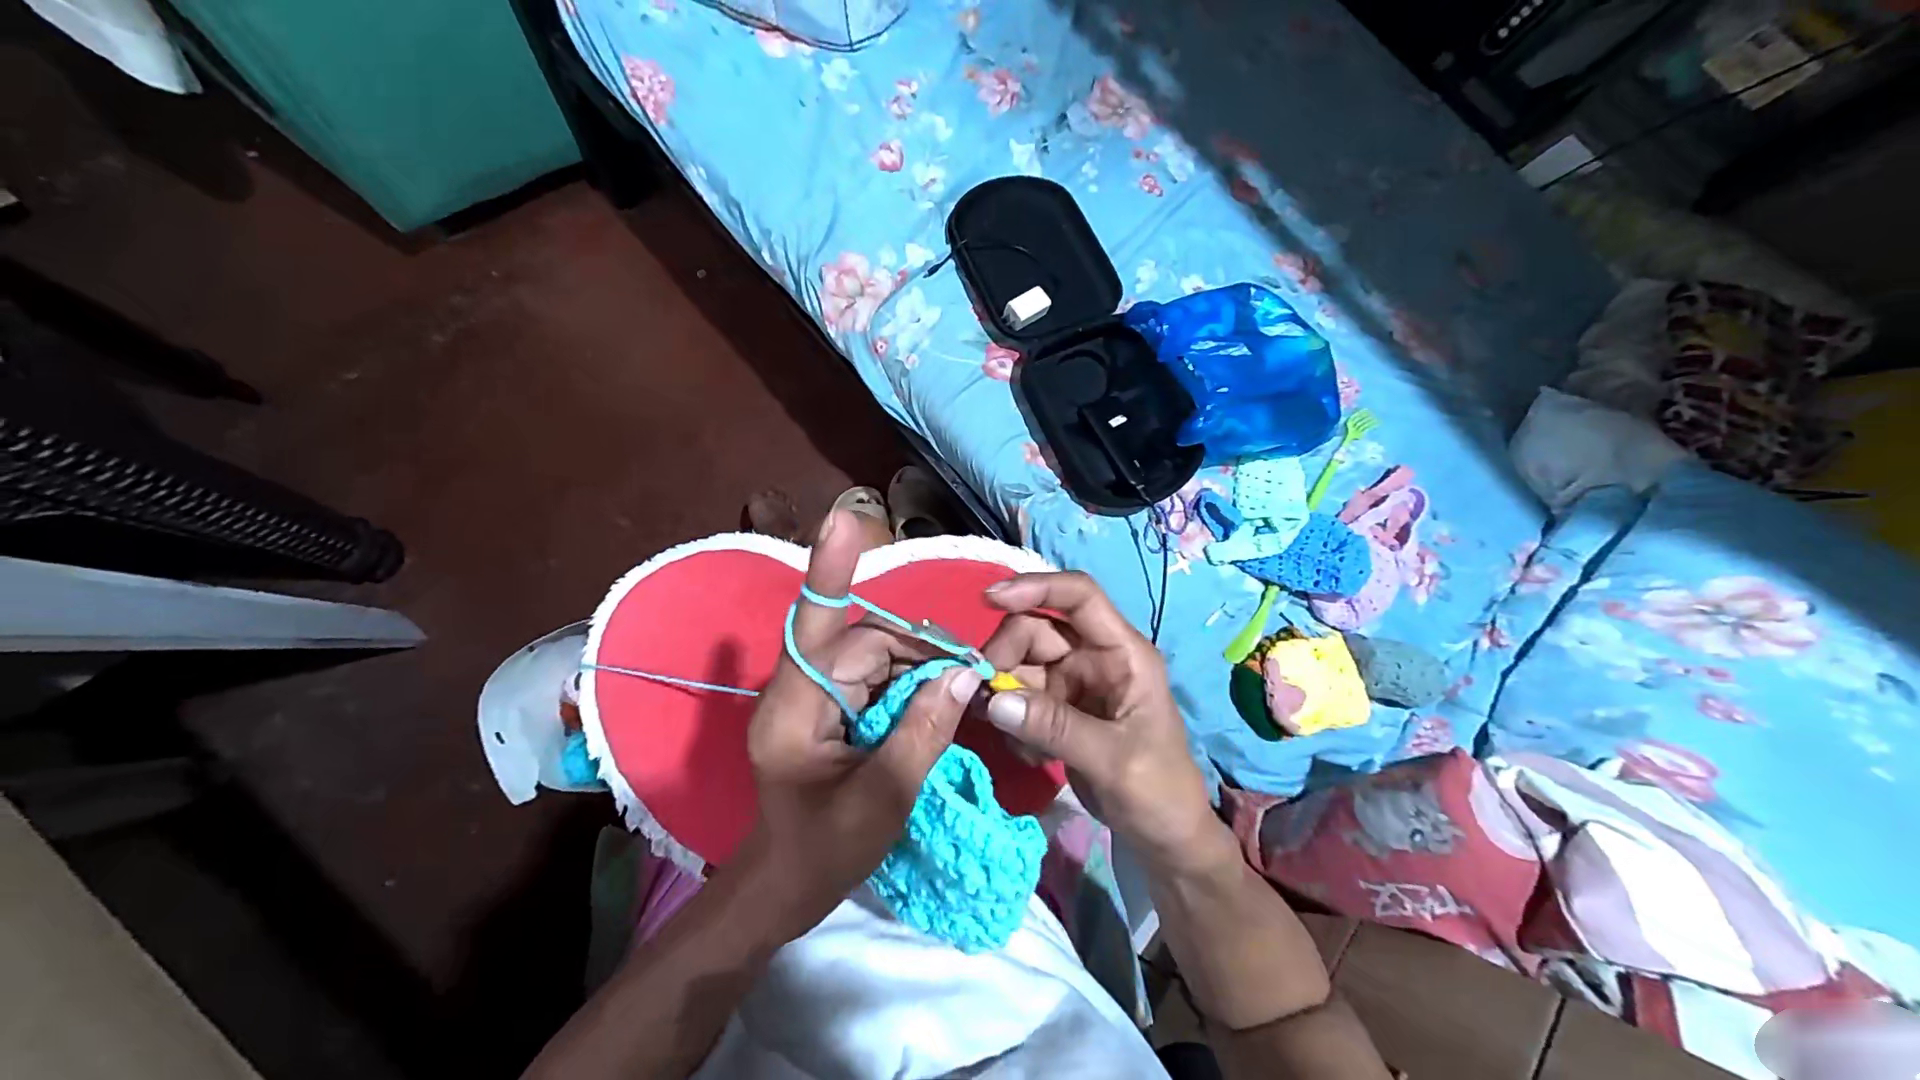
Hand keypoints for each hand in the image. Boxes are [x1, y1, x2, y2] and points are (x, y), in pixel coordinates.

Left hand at [725, 509, 980, 944]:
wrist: (786, 885)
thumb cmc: (825, 850)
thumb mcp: (883, 798)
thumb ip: (923, 733)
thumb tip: (962, 677)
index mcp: (795, 710)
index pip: (815, 627)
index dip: (831, 571)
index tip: (847, 521)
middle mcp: (798, 690)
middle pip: (860, 641)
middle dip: (914, 649)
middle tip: (966, 672)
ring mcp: (811, 698)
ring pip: (870, 656)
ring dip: (914, 665)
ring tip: (956, 686)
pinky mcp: (827, 710)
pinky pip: (872, 677)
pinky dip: (906, 681)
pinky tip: (935, 696)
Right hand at [979, 572, 1229, 875]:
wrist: (1164, 837)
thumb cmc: (1158, 791)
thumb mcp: (1114, 760)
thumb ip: (1055, 727)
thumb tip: (994, 699)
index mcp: (1122, 653)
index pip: (1079, 596)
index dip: (1036, 587)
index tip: (990, 598)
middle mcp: (1094, 657)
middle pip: (1035, 628)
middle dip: (1005, 653)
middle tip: (984, 693)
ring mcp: (1073, 683)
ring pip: (1020, 662)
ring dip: (1003, 691)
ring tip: (1007, 734)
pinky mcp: (1056, 709)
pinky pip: (1017, 696)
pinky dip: (1010, 718)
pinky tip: (1027, 754)